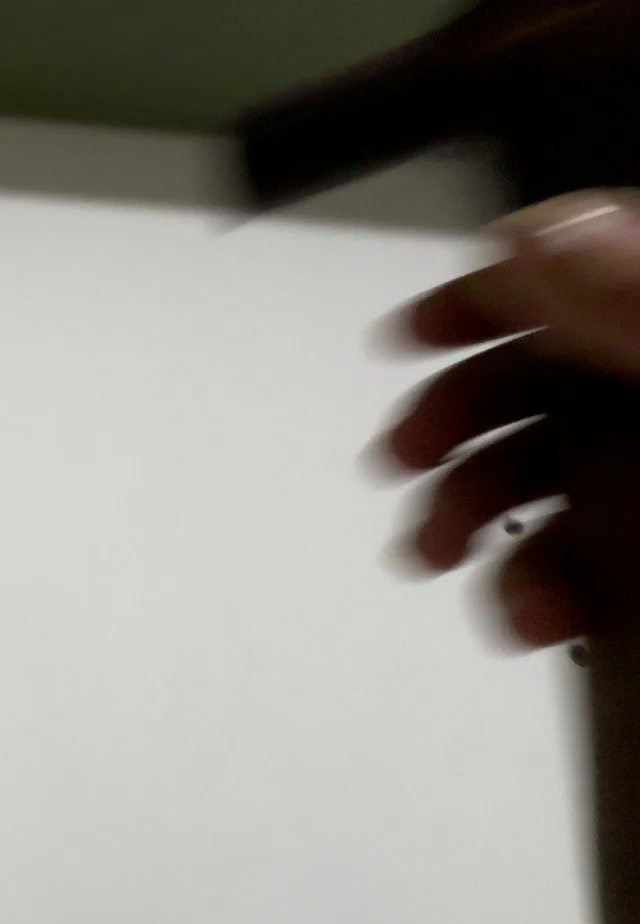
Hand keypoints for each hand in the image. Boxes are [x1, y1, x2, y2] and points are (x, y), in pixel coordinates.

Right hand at [384, 190, 639, 646]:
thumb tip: (532, 238)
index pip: (593, 268)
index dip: (488, 297)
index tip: (411, 339)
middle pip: (539, 375)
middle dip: (449, 427)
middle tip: (405, 464)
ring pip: (538, 470)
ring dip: (463, 516)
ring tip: (439, 557)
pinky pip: (573, 548)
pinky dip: (530, 580)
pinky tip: (533, 610)